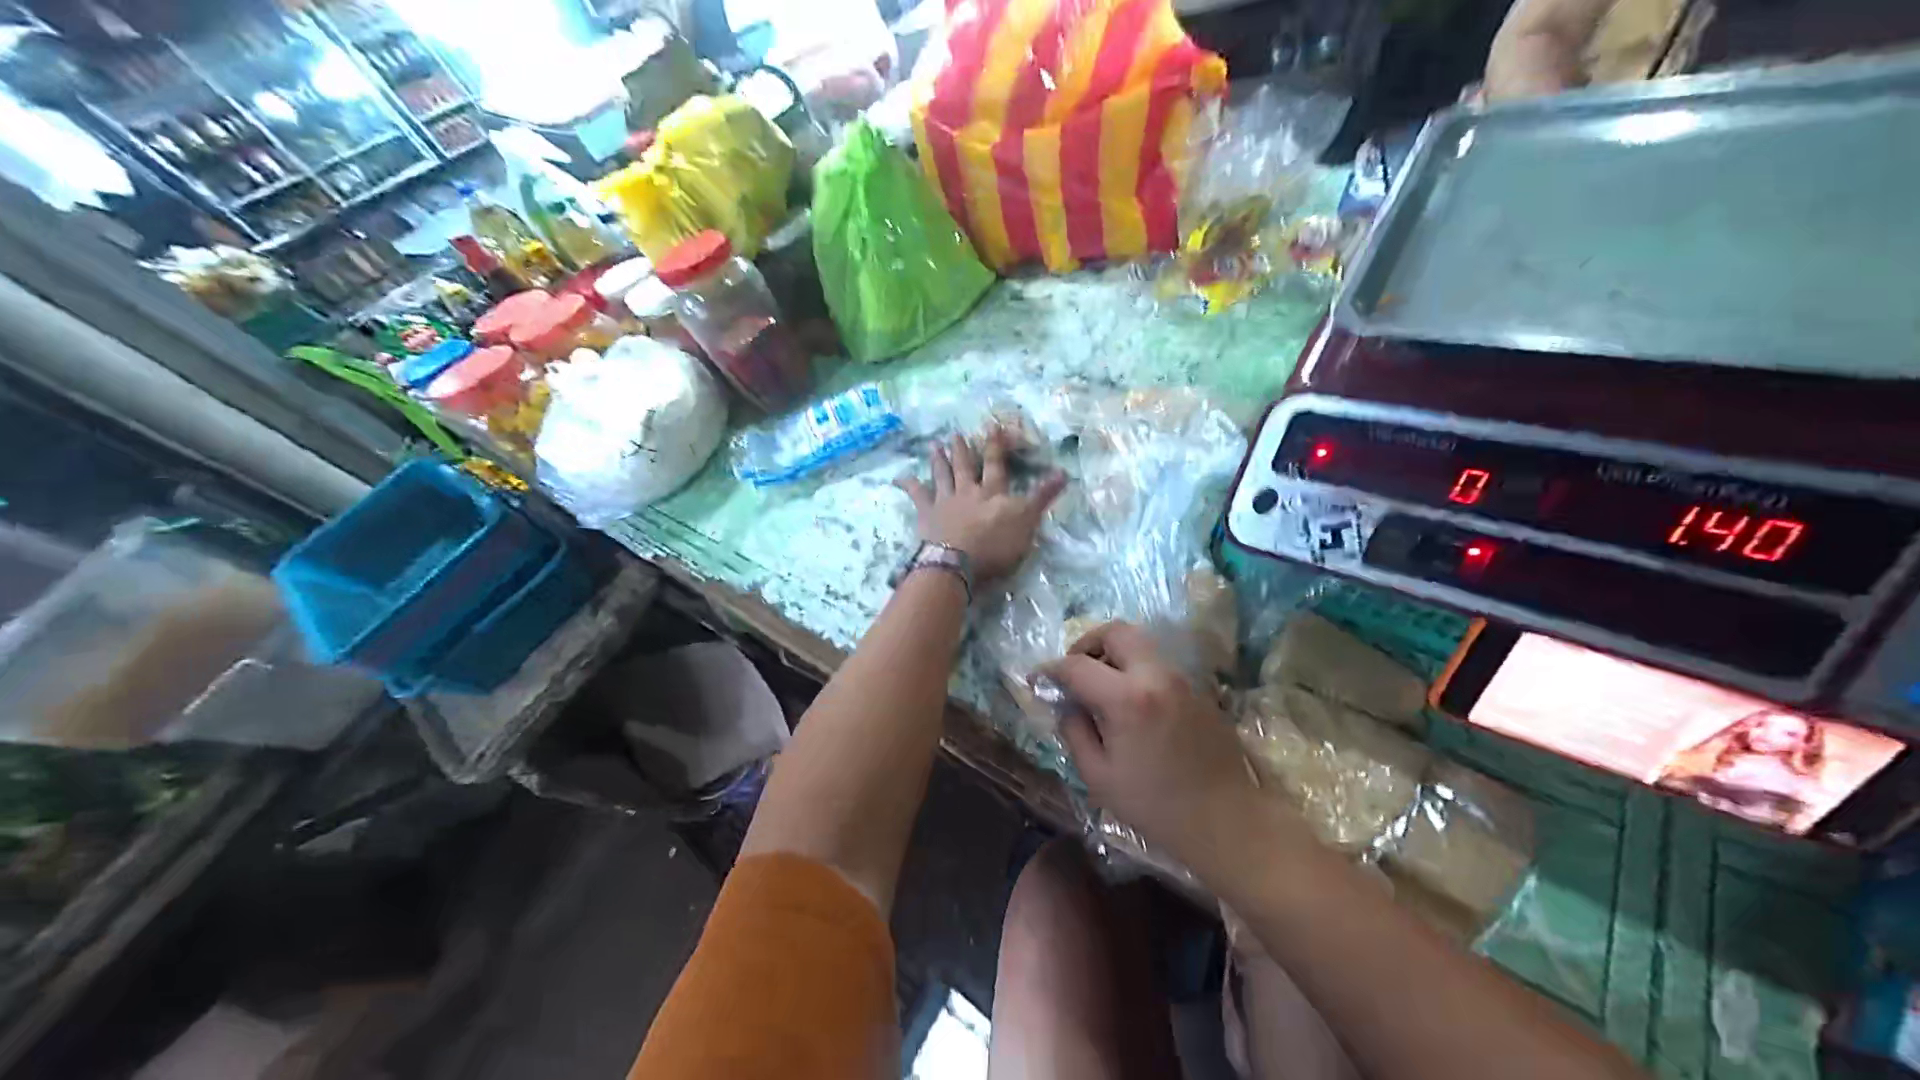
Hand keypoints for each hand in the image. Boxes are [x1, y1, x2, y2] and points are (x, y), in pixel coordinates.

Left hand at [898, 428, 1066, 581]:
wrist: (958, 561)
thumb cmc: (996, 547)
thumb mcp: (1027, 522)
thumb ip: (1042, 497)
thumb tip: (1063, 472)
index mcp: (993, 493)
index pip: (996, 465)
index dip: (995, 446)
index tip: (992, 427)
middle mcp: (968, 491)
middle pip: (965, 466)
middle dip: (962, 450)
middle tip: (955, 433)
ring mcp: (945, 501)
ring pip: (942, 475)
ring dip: (939, 460)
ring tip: (935, 446)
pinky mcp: (926, 514)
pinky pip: (915, 495)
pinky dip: (908, 484)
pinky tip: (899, 477)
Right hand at [1046, 622, 1269, 875]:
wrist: (1227, 820)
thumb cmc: (1155, 805)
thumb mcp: (1099, 776)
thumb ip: (1075, 731)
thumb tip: (1067, 705)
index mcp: (1127, 698)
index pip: (1076, 665)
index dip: (1050, 670)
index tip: (1037, 680)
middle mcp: (1156, 675)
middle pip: (1116, 631)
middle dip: (1087, 643)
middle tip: (1075, 671)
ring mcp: (1182, 679)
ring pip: (1141, 643)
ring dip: (1114, 654)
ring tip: (1101, 686)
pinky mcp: (1198, 689)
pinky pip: (1158, 663)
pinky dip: (1136, 668)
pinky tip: (1130, 702)